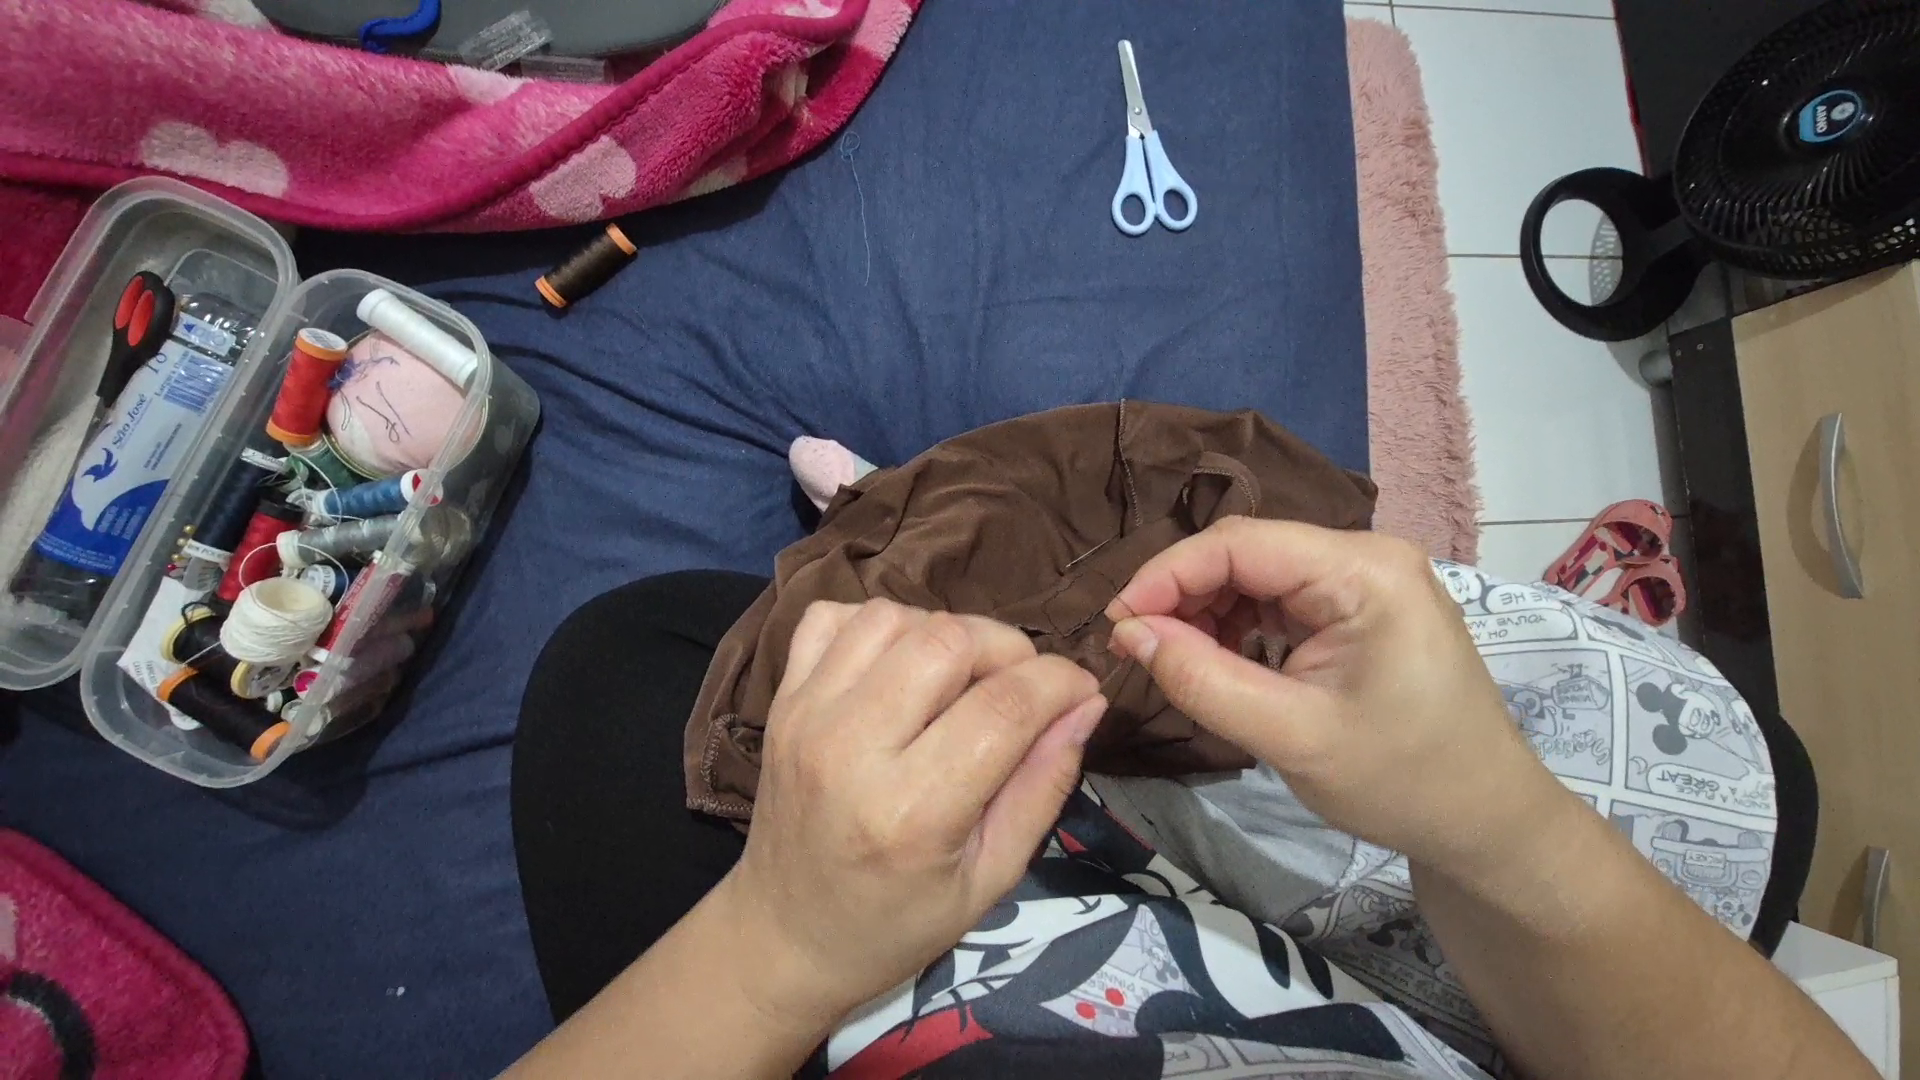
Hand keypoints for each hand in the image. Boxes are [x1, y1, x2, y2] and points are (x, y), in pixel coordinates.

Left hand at [717, 599, 1105, 1025]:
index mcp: (912, 813)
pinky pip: (831, 617)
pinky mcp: (782, 698)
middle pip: (947, 641)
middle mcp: (851, 748)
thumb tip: (1086, 704)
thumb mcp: (990, 878)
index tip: (1082, 688)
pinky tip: (898, 662)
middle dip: (1006, 647)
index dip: (1059, 682)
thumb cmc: (897, 922)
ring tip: (960, 674)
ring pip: (892, 616)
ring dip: (944, 631)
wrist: (785, 933)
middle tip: (1021, 683)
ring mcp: (806, 714)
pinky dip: (877, 624)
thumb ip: (1044, 788)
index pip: (1004, 708)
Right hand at [1104, 518, 1568, 876]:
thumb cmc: (1401, 781)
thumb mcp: (1291, 737)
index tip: (1117, 622)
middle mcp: (1363, 556)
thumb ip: (1202, 680)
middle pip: (1243, 552)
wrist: (1485, 821)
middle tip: (1135, 646)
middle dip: (1181, 594)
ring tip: (1171, 659)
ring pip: (1250, 573)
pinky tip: (1213, 659)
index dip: (1167, 574)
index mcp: (1364, 572)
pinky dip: (1230, 625)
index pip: (1239, 544)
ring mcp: (1359, 578)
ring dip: (1201, 611)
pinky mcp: (1350, 605)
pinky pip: (1271, 597)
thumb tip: (1128, 632)